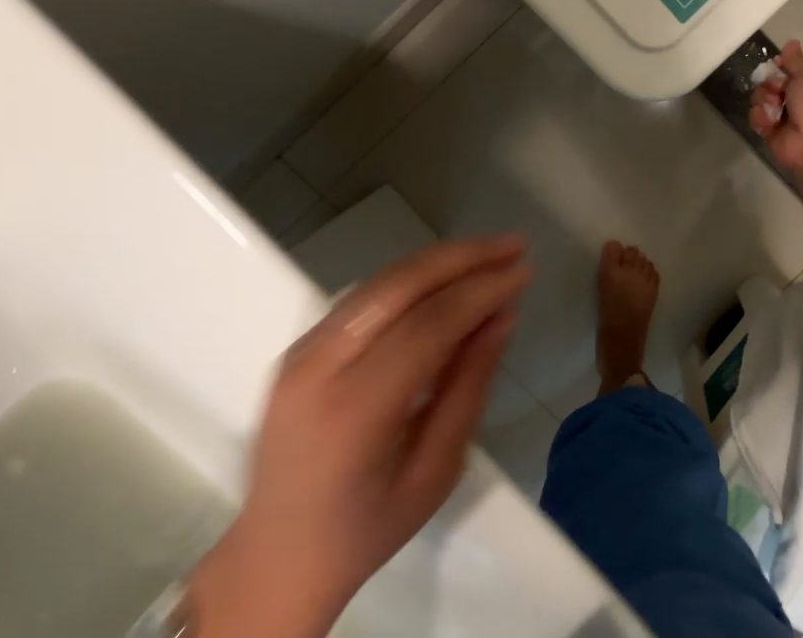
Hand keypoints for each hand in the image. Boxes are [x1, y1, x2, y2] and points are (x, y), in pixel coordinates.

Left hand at [187, 236, 531, 637]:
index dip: (482, 290)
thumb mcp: (435, 470)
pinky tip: (445, 279)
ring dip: (438, 261)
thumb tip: (502, 317)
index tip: (525, 271)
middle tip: (514, 245)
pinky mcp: (296, 349)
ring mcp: (300, 354)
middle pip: (398, 286)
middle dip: (463, 257)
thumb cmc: (366, 527)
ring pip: (377, 283)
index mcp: (355, 410)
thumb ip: (468, 387)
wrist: (276, 556)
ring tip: (489, 253)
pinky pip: (362, 299)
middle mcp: (318, 367)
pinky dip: (410, 280)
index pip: (428, 324)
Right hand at [749, 40, 802, 178]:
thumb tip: (791, 42)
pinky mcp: (771, 131)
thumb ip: (796, 60)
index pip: (797, 68)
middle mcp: (802, 99)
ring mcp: (786, 116)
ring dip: (764, 100)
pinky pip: (757, 116)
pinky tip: (769, 122)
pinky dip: (760, 117)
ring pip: (762, 97)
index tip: (777, 63)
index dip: (785, 64)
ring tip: (773, 108)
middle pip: (775, 81)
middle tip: (777, 89)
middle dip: (771, 83)